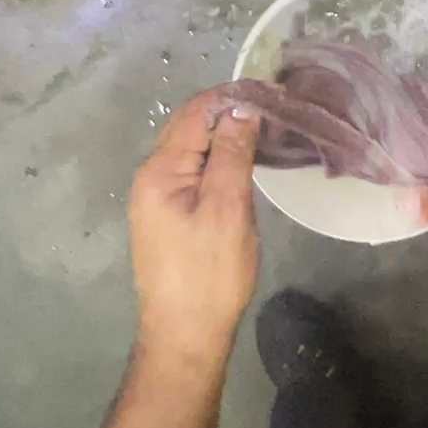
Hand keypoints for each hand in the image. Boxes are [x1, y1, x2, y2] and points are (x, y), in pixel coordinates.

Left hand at [129, 91, 262, 367]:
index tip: (273, 89)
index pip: (195, 112)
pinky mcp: (168, 214)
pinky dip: (219, 155)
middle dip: (229, 109)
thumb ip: (231, 153)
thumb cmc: (209, 274)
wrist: (185, 337)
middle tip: (276, 105)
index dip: (232, 95)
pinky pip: (193, 168)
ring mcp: (157, 197)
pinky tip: (244, 158)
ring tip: (267, 126)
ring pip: (192, 147)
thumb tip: (241, 107)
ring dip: (225, 132)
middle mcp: (151, 176)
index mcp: (160, 171)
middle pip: (190, 126)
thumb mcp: (227, 208)